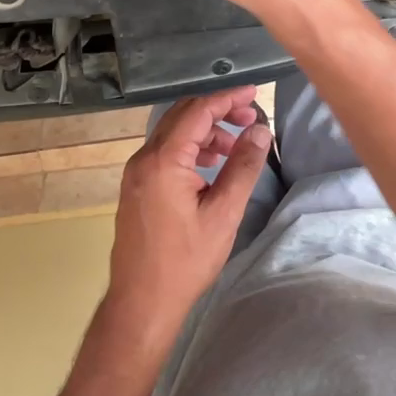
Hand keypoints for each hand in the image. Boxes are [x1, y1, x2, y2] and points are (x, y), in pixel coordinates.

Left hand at [107, 85, 274, 322]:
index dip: (227, 98)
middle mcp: (143, 159)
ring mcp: (136, 172)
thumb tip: (260, 131)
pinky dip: (190, 147)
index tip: (254, 92)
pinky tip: (213, 163)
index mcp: (163, 161)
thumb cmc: (185, 261)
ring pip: (173, 133)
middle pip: (182, 115)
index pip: (198, 111)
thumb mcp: (223, 214)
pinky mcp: (136, 186)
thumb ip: (243, 167)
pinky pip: (165, 151)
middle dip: (218, 110)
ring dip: (205, 130)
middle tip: (251, 118)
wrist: (142, 303)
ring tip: (236, 145)